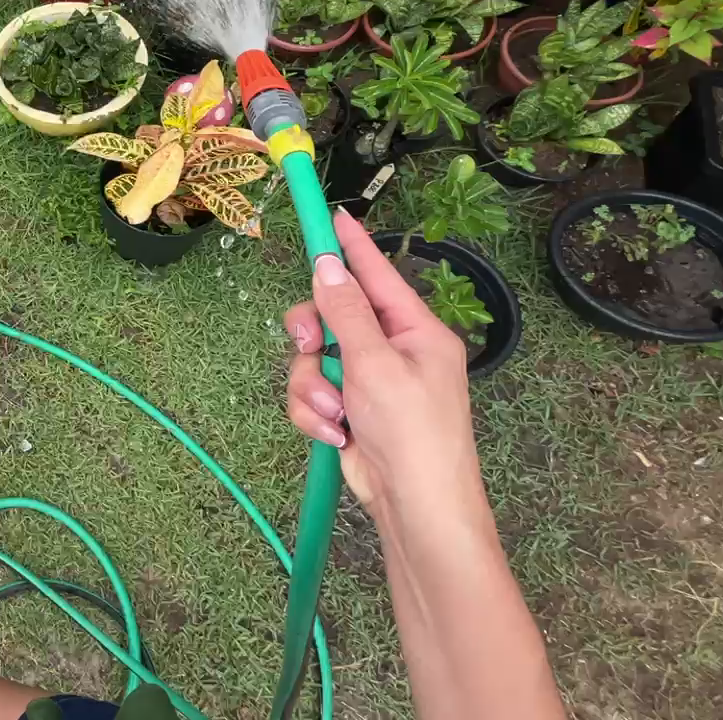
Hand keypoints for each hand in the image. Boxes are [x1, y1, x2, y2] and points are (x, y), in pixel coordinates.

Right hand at [282, 211, 485, 525]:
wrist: (414, 506)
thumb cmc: (411, 430)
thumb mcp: (374, 364)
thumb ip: (345, 312)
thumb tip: (326, 266)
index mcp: (415, 331)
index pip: (376, 275)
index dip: (351, 246)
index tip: (331, 215)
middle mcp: (388, 349)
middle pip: (327, 316)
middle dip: (311, 338)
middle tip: (307, 348)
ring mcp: (365, 379)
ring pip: (309, 357)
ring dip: (311, 387)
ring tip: (333, 414)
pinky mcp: (344, 406)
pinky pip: (308, 390)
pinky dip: (313, 412)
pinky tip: (334, 433)